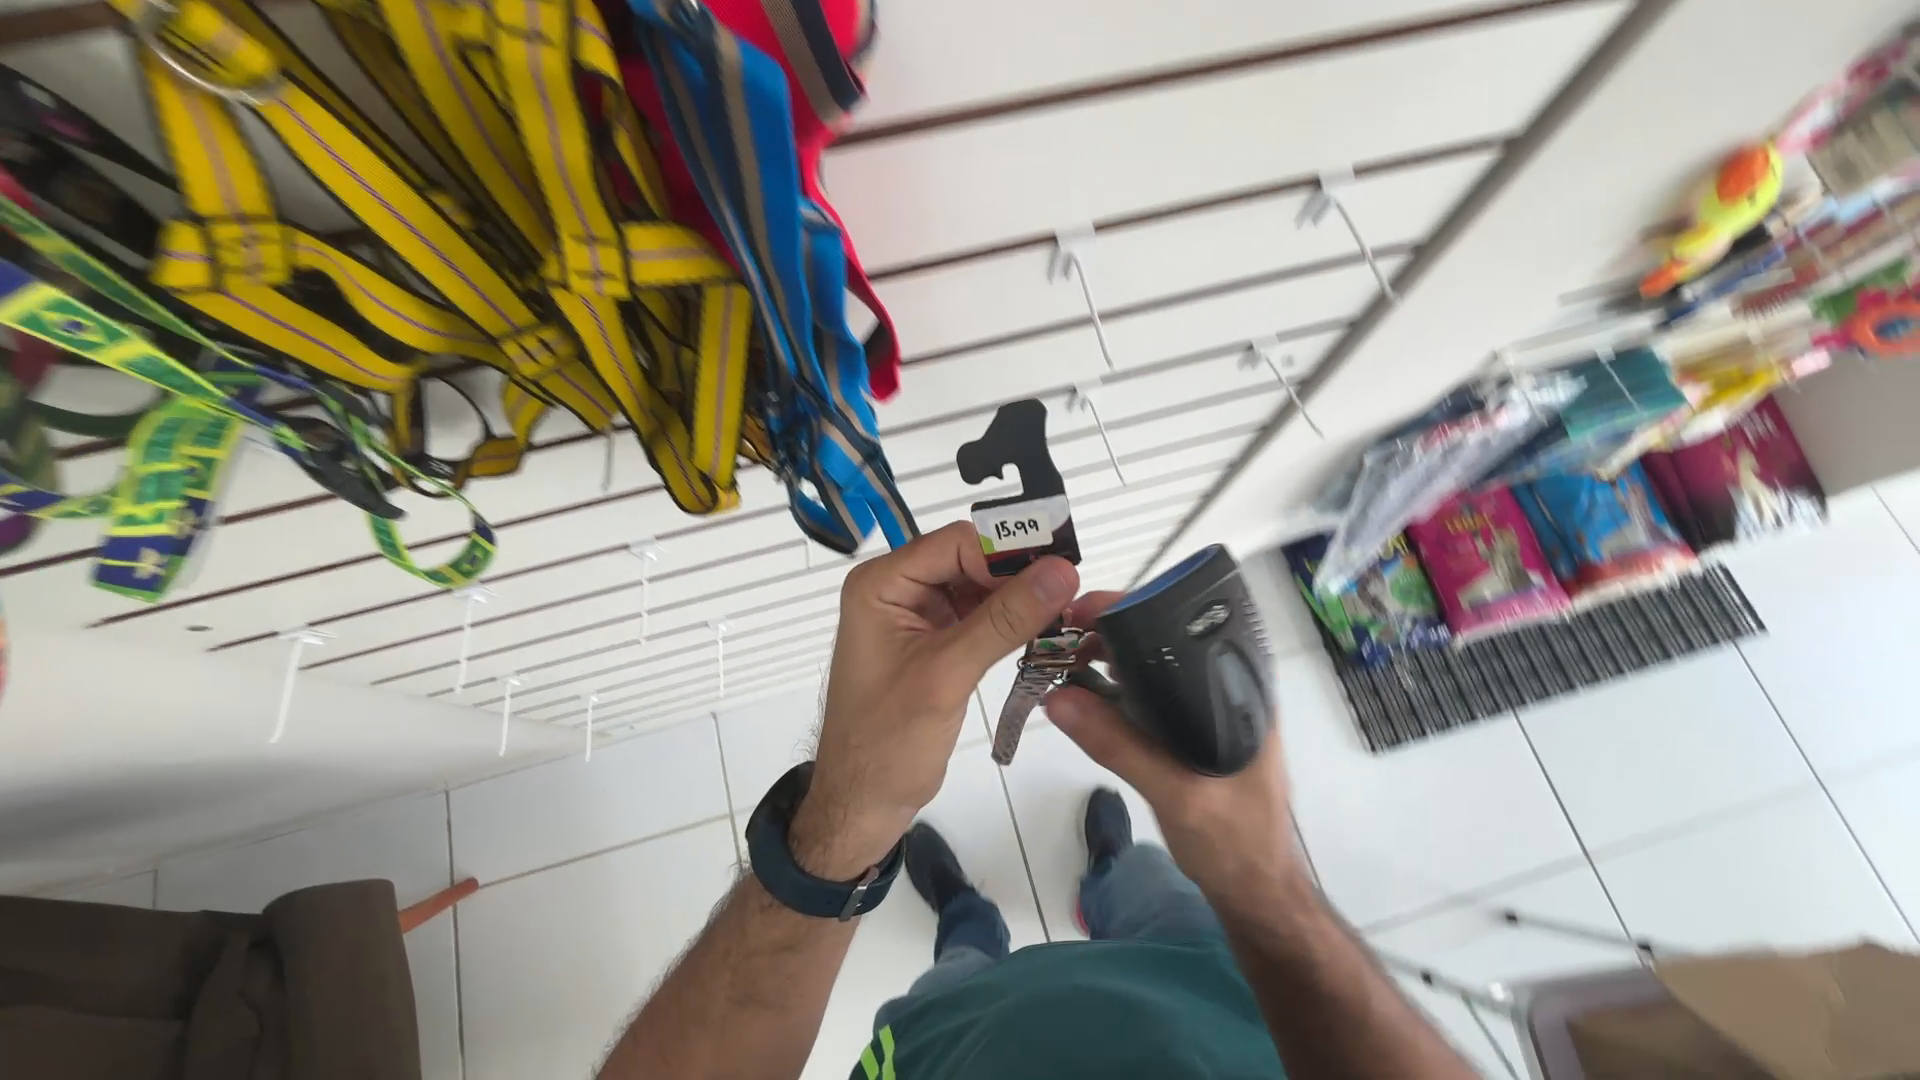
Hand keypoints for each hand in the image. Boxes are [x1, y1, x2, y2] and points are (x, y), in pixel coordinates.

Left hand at [794, 523, 1078, 877]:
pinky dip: (1011, 624)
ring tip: (1064, 618)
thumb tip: (1063, 570)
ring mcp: (918, 615)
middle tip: (1071, 598)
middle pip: (972, 560)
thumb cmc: (888, 741)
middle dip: (1019, 577)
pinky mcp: (936, 641)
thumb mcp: (947, 674)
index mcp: (882, 583)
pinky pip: (981, 616)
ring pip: (982, 588)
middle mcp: (898, 588)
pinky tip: (1042, 636)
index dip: (1008, 554)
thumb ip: (1004, 620)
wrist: (864, 801)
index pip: (957, 543)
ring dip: (1020, 602)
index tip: (1060, 577)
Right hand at [1044, 591, 1303, 904]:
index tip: (1081, 611)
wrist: (1256, 894)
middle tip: (1058, 637)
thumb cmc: (1234, 843)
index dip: (1129, 609)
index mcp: (1238, 687)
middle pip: (1160, 641)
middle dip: (1108, 632)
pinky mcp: (1189, 733)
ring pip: (1149, 669)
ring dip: (1106, 661)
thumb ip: (1118, 746)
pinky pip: (1145, 699)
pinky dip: (1113, 692)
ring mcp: (1205, 711)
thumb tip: (1058, 699)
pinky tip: (1084, 697)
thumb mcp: (1175, 794)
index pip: (1182, 624)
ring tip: (1061, 661)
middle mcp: (1223, 688)